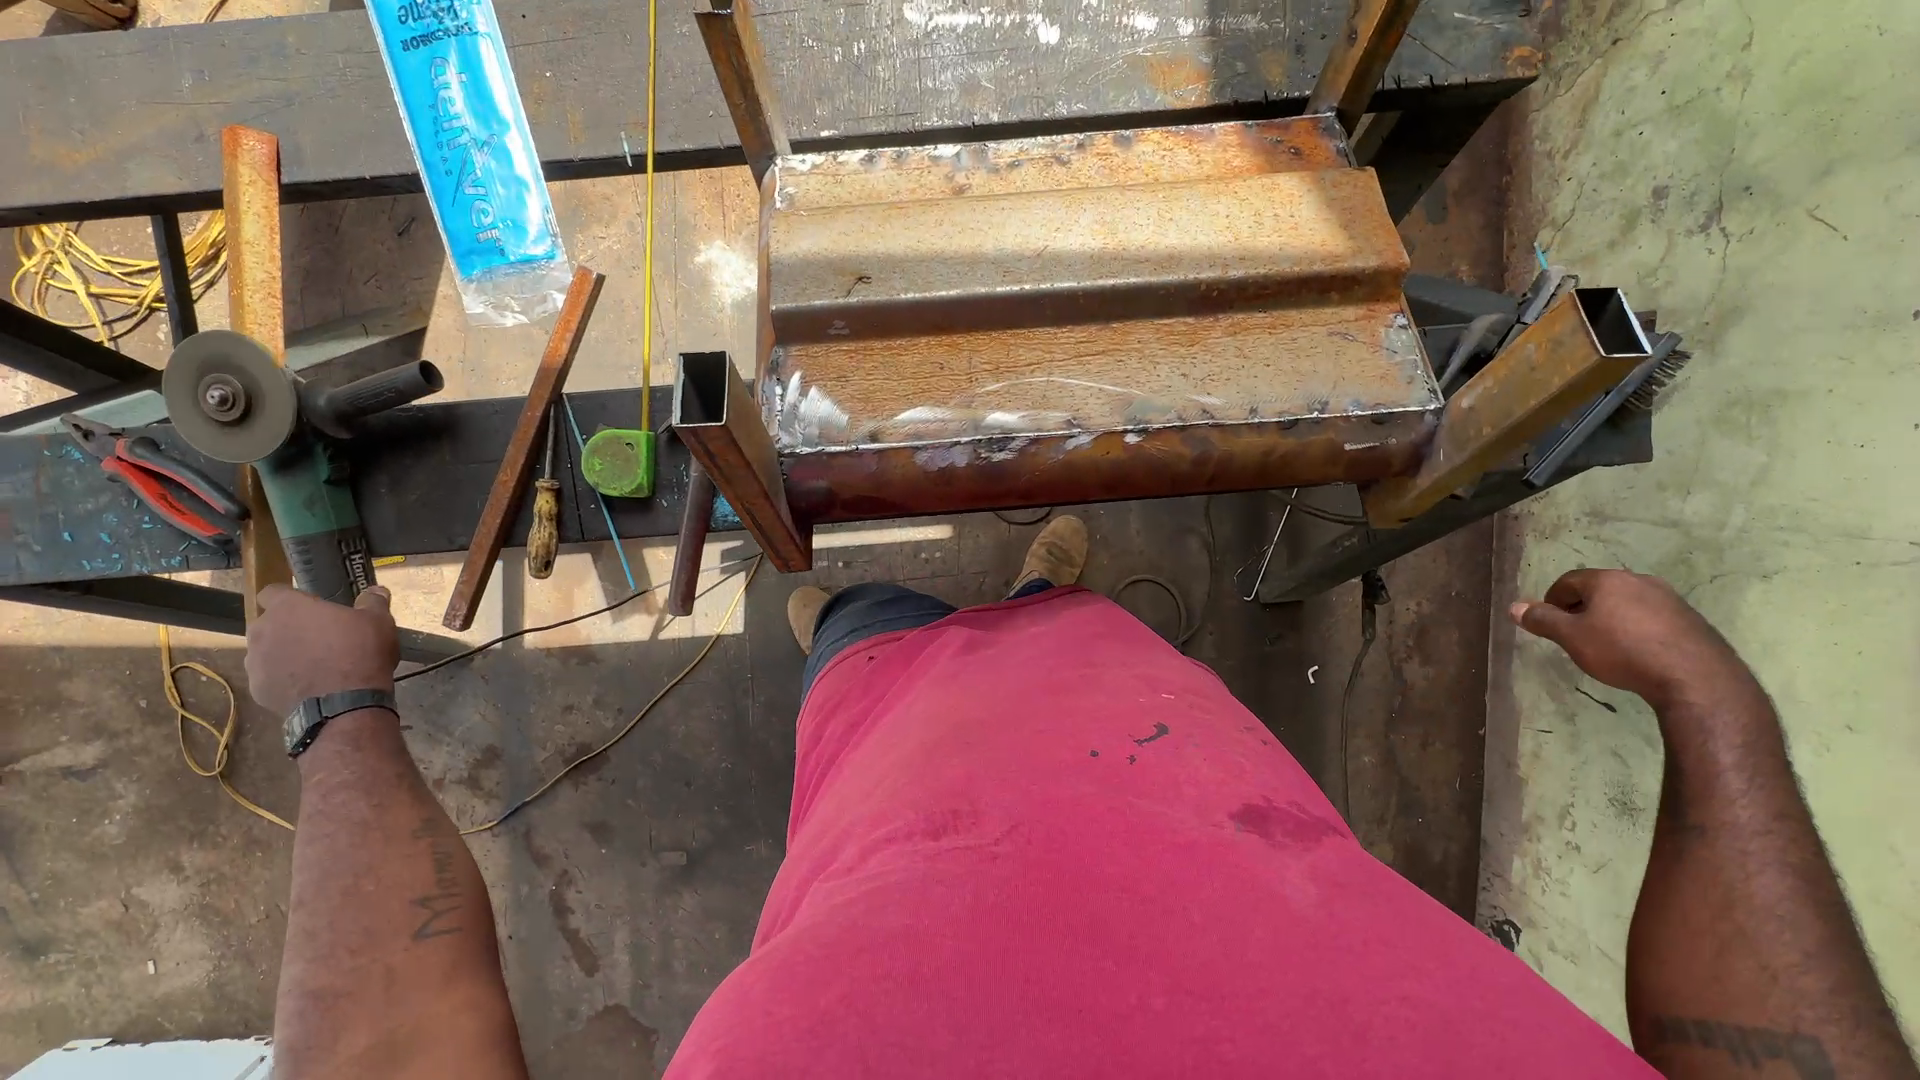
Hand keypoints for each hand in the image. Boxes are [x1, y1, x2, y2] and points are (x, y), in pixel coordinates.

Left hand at [245, 584, 399, 714]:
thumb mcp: (379, 622)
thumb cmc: (360, 652)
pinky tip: (310, 685)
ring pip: (266, 651)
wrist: (344, 703)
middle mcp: (263, 631)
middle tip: (319, 637)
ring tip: (315, 664)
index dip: (289, 597)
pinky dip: (285, 678)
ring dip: (284, 653)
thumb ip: (372, 603)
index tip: (309, 606)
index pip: (272, 592)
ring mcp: (255, 662)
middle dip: (288, 628)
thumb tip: (376, 591)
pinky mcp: (257, 689)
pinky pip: (269, 677)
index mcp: (288, 608)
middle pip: (269, 623)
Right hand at [1509, 569, 1754, 709]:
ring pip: (1627, 602)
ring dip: (1611, 617)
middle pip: (1599, 589)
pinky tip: (1637, 650)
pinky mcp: (1690, 618)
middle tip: (1574, 634)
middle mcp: (1639, 581)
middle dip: (1582, 608)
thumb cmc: (1622, 651)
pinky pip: (1651, 616)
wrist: (1695, 677)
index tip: (1549, 622)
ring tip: (1606, 644)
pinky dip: (1637, 627)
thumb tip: (1514, 607)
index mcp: (1607, 580)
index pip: (1568, 581)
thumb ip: (1542, 620)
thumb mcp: (1572, 638)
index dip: (1552, 600)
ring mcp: (1669, 598)